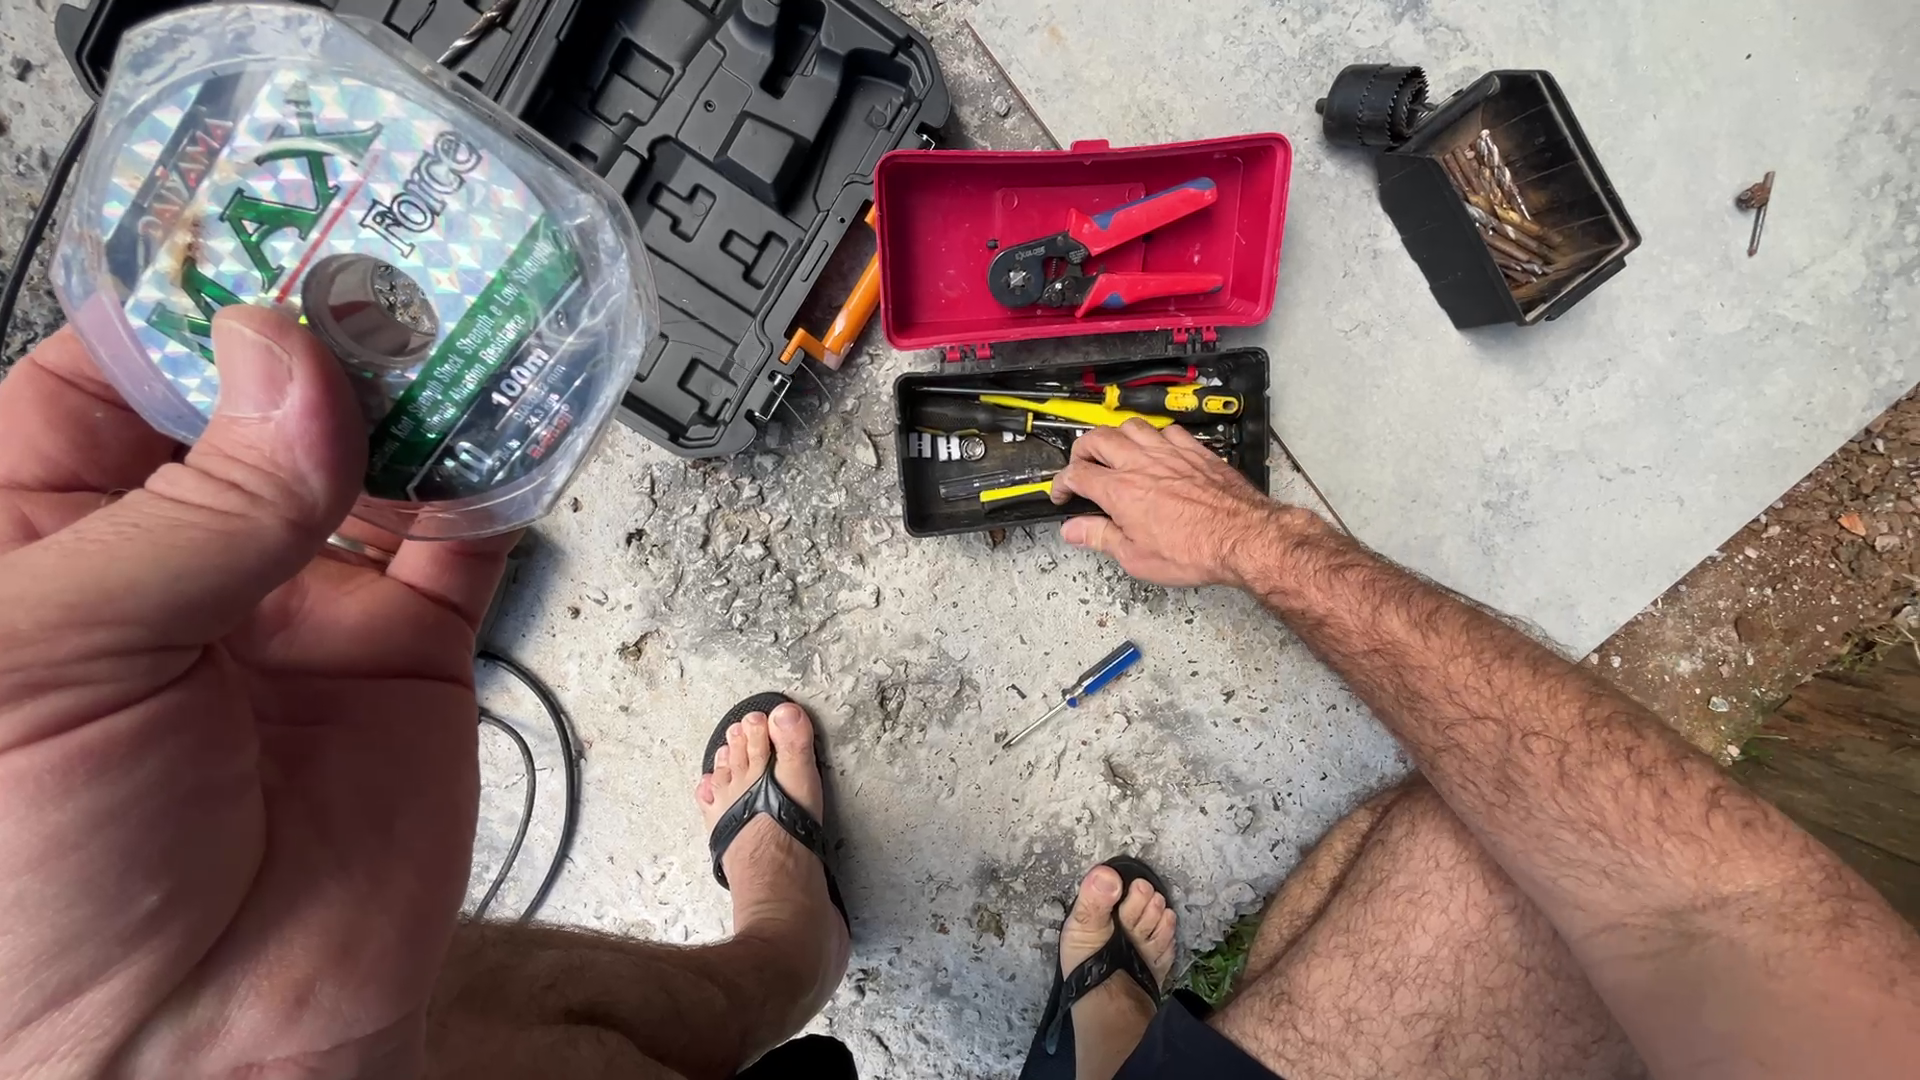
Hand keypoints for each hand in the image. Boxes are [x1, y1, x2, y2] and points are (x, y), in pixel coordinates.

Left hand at [0, 309, 513, 1076]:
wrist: (209, 1034)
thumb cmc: (30, 892)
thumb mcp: (44, 662)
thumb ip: (188, 508)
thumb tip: (291, 360)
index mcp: (38, 542)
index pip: (120, 373)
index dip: (199, 301)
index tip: (280, 239)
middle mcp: (184, 558)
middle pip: (279, 408)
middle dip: (342, 343)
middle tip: (409, 273)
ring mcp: (311, 597)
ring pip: (388, 464)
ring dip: (436, 404)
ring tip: (481, 336)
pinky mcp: (415, 640)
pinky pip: (469, 541)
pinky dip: (503, 486)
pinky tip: (521, 433)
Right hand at [1049, 420, 1314, 587]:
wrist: (1243, 539)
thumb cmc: (1194, 551)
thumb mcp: (1135, 557)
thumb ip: (1099, 537)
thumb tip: (1072, 530)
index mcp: (1120, 491)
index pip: (1076, 474)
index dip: (1061, 483)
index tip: (1061, 494)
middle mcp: (1141, 464)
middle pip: (1097, 439)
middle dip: (1081, 450)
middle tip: (1081, 466)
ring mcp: (1169, 453)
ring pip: (1131, 425)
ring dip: (1115, 436)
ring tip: (1114, 451)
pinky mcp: (1195, 452)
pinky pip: (1167, 429)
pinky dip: (1153, 435)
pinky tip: (1156, 448)